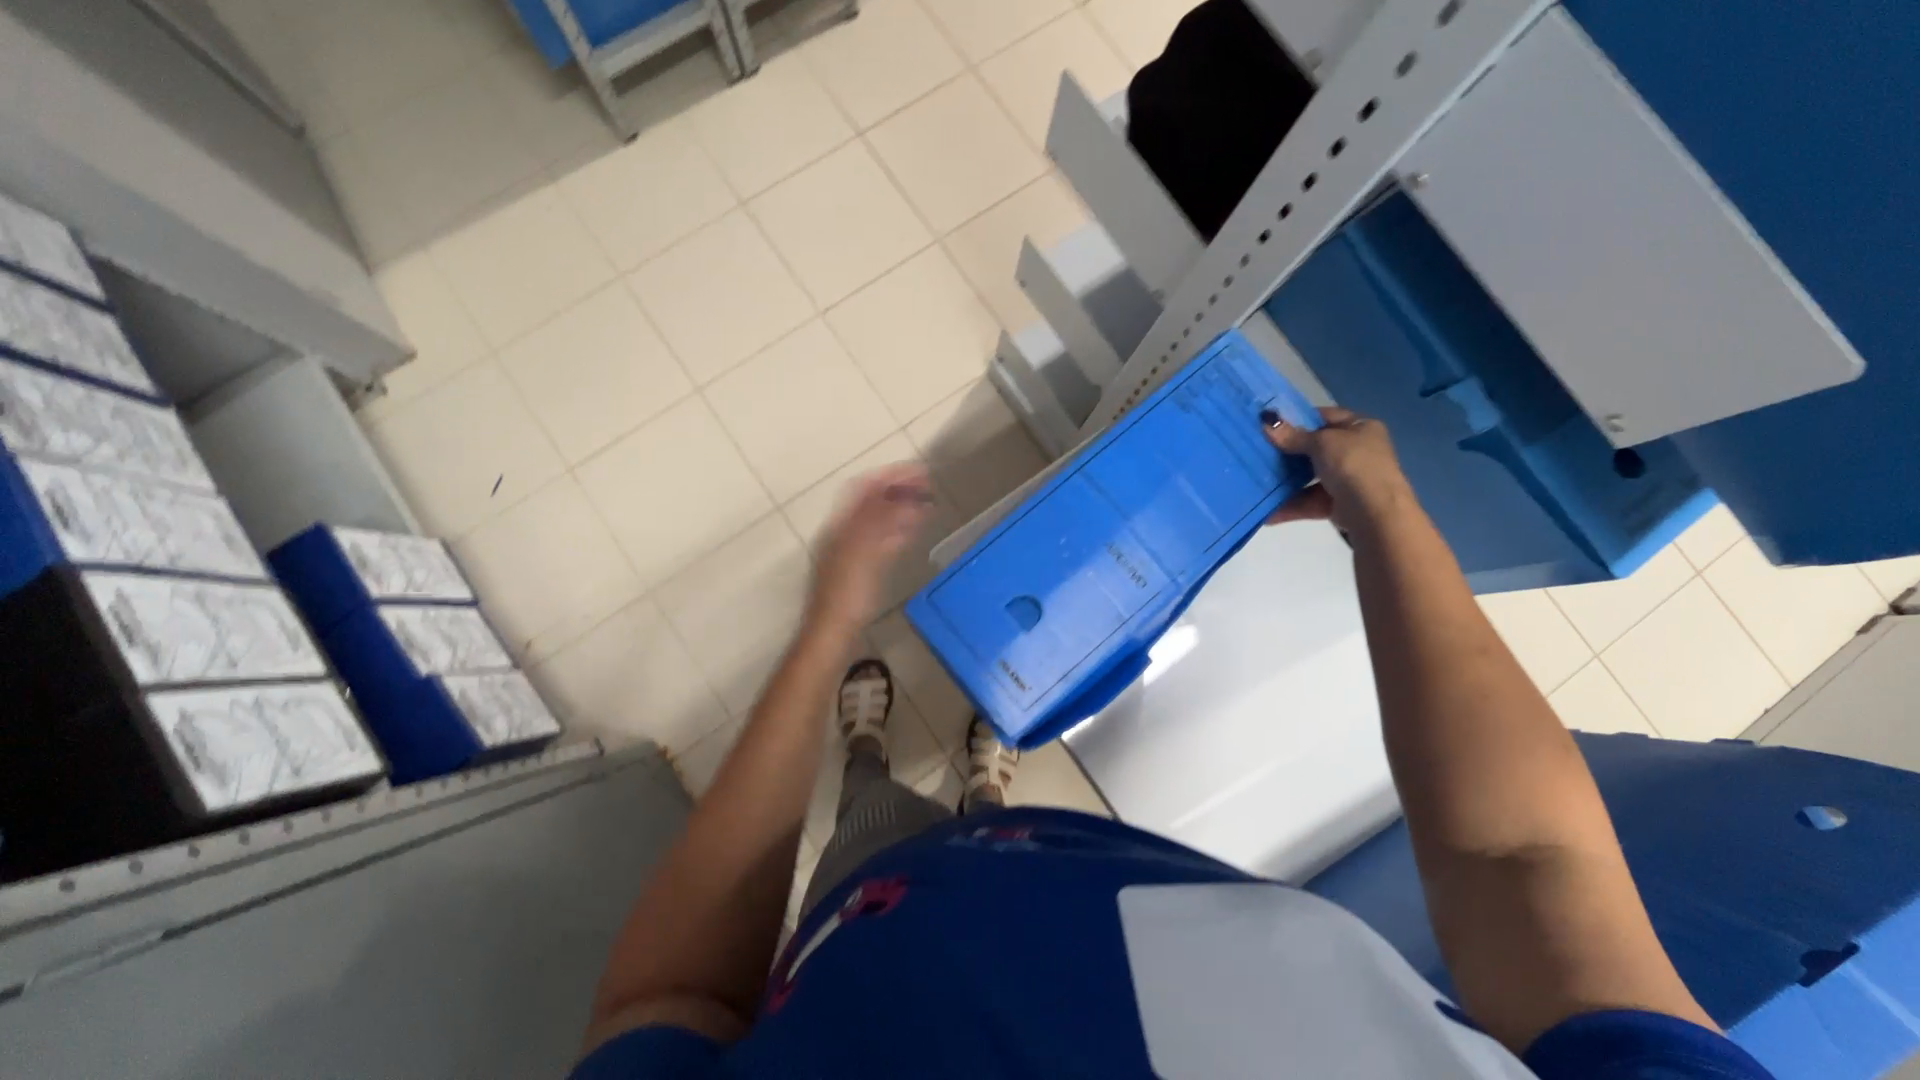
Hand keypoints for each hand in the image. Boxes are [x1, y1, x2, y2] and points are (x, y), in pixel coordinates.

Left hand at [810, 464, 936, 628]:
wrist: (831, 633)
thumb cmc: (847, 596)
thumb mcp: (866, 555)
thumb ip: (884, 524)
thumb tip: (906, 498)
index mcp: (841, 525)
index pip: (865, 487)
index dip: (891, 475)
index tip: (919, 471)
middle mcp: (842, 532)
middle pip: (871, 500)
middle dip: (897, 488)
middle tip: (926, 485)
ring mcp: (848, 550)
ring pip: (875, 519)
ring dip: (899, 507)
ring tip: (925, 503)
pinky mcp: (856, 568)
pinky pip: (878, 540)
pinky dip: (895, 529)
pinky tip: (909, 534)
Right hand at [1263, 407, 1414, 533]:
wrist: (1375, 511)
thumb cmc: (1353, 464)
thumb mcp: (1322, 443)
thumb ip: (1293, 435)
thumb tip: (1266, 421)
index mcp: (1361, 427)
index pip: (1327, 416)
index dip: (1301, 418)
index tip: (1273, 424)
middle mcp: (1358, 451)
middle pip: (1317, 448)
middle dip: (1289, 452)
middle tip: (1260, 451)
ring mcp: (1349, 478)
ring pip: (1312, 476)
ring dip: (1287, 481)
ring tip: (1259, 481)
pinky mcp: (1340, 504)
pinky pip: (1311, 501)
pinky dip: (1291, 506)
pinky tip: (1268, 511)